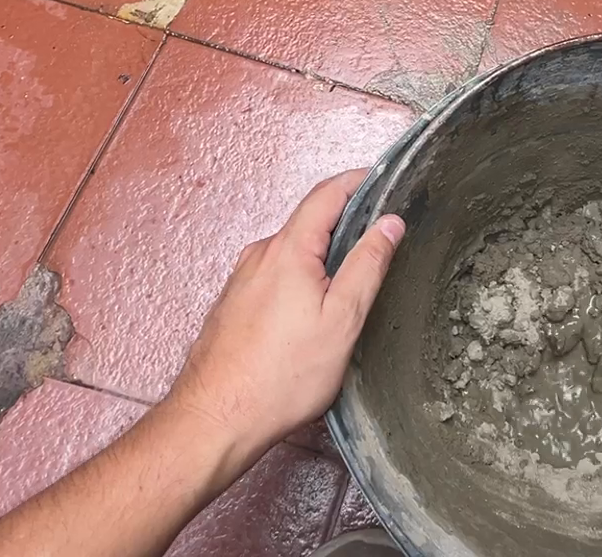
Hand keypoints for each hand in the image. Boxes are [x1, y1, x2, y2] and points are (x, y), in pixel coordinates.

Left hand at [161, 170, 404, 458]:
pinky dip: (301, 273)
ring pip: (292, 248)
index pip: (327, 193)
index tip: (382, 178)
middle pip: (309, 219)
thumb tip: (389, 223)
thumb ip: (368, 264)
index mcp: (289, 250)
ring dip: (321, 251)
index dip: (357, 180)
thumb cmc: (278, 378)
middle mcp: (260, 255)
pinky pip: (274, 271)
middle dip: (345, 219)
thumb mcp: (342, 319)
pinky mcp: (235, 302)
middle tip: (377, 233)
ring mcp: (243, 279)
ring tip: (349, 277)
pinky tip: (312, 307)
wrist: (211, 423)